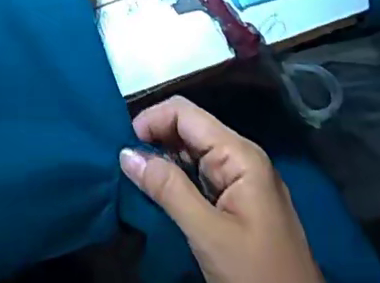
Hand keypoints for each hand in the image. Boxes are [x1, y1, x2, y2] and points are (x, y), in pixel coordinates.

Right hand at [120, 97, 323, 282]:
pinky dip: (177, 180)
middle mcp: (241, 157)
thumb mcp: (208, 234)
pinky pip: (200, 177)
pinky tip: (158, 195)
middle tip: (123, 164)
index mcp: (240, 154)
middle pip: (189, 128)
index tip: (122, 145)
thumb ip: (168, 189)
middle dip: (154, 139)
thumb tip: (126, 152)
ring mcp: (242, 180)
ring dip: (163, 160)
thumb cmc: (257, 277)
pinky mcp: (239, 203)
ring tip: (133, 178)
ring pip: (192, 153)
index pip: (186, 113)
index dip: (151, 120)